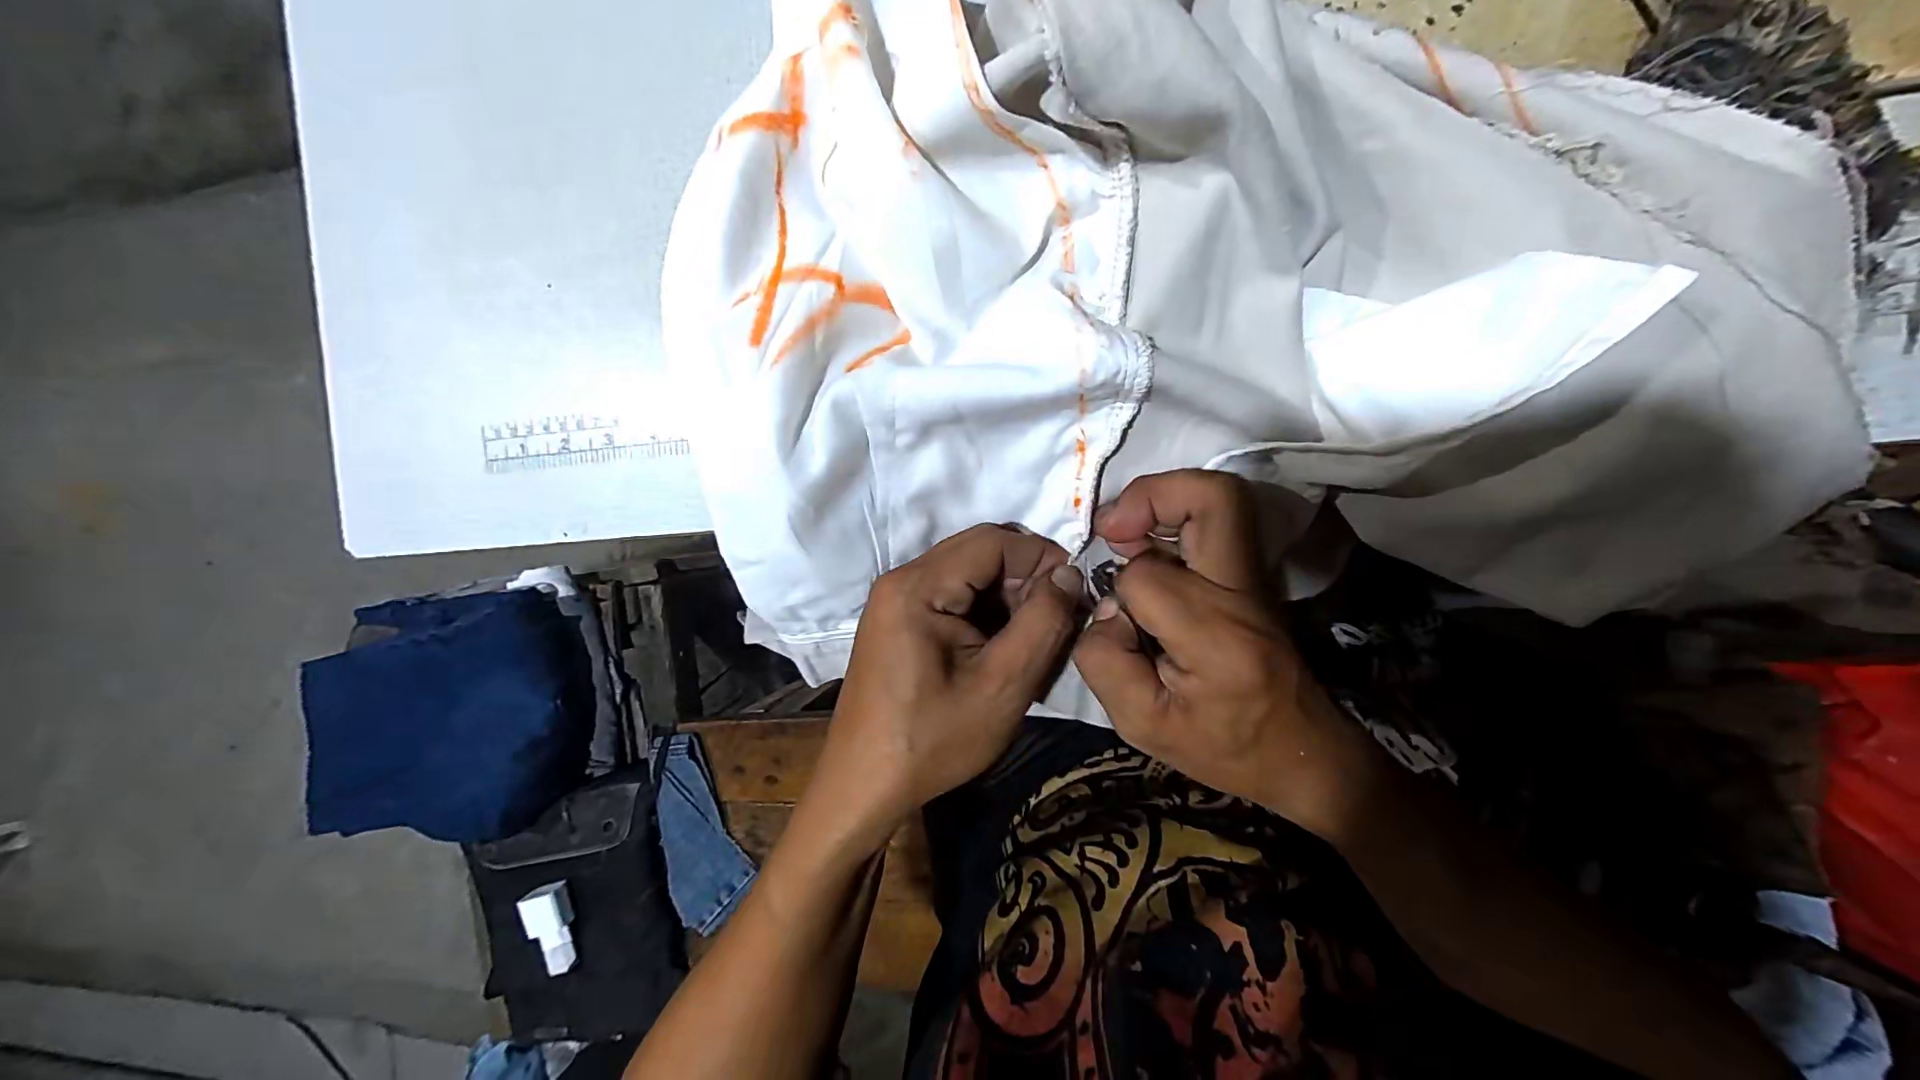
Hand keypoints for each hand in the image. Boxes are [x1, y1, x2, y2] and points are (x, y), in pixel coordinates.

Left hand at [810, 524, 1085, 850]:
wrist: (865, 786)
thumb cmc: (932, 741)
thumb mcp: (1002, 685)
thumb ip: (1043, 622)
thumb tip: (1069, 574)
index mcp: (917, 586)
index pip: (995, 540)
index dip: (1043, 558)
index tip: (1077, 595)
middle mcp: (901, 579)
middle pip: (980, 552)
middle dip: (1027, 580)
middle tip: (1057, 623)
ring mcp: (895, 599)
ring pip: (969, 575)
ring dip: (1008, 599)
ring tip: (1032, 644)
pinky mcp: (898, 620)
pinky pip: (953, 596)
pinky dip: (985, 614)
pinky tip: (1001, 651)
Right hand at [1073, 470, 1379, 838]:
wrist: (1304, 755)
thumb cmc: (1226, 750)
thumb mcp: (1143, 726)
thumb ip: (1104, 661)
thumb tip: (1107, 606)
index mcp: (1216, 637)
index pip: (1147, 578)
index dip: (1116, 594)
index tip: (1118, 627)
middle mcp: (1243, 594)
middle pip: (1212, 498)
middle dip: (1150, 496)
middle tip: (1112, 529)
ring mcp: (1255, 581)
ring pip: (1220, 498)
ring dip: (1162, 502)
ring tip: (1125, 536)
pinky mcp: (1253, 579)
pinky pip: (1215, 523)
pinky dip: (1174, 519)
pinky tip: (1148, 552)